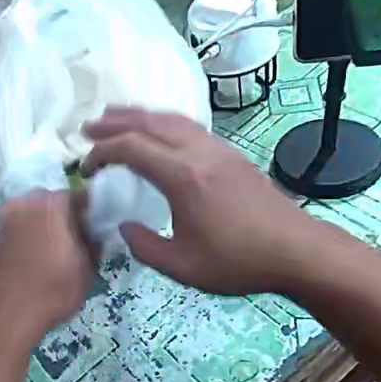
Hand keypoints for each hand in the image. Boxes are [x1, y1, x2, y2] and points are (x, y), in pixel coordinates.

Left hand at [0, 188, 94, 337]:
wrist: (10, 313)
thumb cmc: (55, 288)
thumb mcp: (88, 268)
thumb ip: (94, 244)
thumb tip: (94, 236)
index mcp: (53, 203)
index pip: (81, 197)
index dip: (91, 213)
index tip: (96, 230)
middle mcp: (26, 201)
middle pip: (53, 202)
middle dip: (65, 216)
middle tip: (75, 241)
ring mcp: (5, 216)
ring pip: (33, 213)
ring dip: (44, 225)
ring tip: (54, 251)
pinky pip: (18, 227)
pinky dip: (28, 235)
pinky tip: (35, 257)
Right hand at [83, 107, 326, 295]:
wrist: (295, 250)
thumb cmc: (236, 261)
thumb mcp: (181, 266)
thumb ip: (144, 246)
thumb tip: (125, 227)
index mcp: (182, 176)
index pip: (131, 148)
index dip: (102, 152)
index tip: (86, 167)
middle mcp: (199, 152)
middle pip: (150, 122)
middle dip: (115, 121)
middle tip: (88, 127)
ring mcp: (218, 149)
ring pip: (173, 118)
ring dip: (141, 116)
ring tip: (117, 119)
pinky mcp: (232, 155)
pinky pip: (190, 127)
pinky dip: (164, 123)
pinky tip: (160, 135)